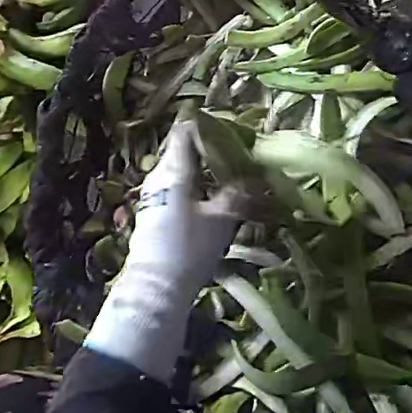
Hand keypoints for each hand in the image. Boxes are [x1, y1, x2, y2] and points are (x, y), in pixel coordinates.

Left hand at [85, 120, 239, 380]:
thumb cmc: (188, 247)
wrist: (155, 288)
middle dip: (210, 148)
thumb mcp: (222, 218)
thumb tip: (258, 176)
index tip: (232, 129)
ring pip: (181, 168)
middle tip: (238, 152)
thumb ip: (238, 192)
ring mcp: (153, 193)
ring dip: (203, 168)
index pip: (185, 130)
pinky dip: (195, 184)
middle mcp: (159, 174)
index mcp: (174, 169)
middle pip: (183, 149)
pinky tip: (212, 196)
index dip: (208, 124)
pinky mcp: (154, 210)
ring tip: (230, 174)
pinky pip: (176, 185)